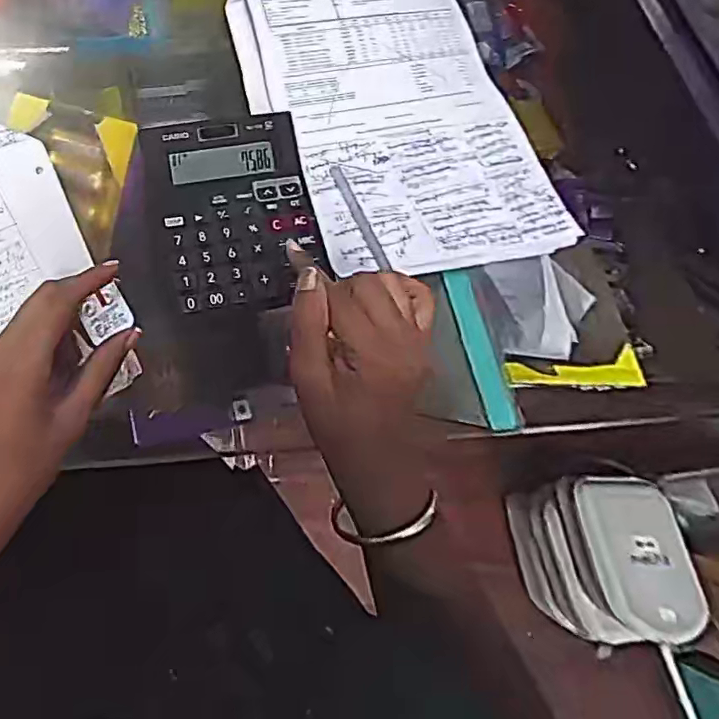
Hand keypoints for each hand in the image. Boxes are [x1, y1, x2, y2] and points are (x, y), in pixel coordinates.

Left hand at [0, 263, 138, 508]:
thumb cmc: (26, 461)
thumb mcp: (75, 414)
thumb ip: (102, 368)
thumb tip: (125, 337)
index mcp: (25, 357)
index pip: (58, 300)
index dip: (88, 280)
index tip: (112, 271)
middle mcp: (5, 347)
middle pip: (43, 297)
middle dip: (78, 290)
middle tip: (110, 298)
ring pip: (34, 310)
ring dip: (65, 310)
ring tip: (96, 331)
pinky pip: (25, 328)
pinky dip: (51, 326)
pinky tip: (72, 350)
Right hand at [286, 245, 435, 532]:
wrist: (378, 463)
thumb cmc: (337, 426)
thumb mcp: (306, 378)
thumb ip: (306, 322)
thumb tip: (308, 276)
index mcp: (371, 349)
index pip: (338, 291)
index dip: (311, 274)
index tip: (293, 255)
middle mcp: (402, 338)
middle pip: (365, 281)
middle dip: (335, 287)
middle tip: (318, 314)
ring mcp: (418, 339)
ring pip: (389, 282)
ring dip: (362, 286)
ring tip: (342, 311)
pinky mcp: (425, 343)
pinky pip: (418, 296)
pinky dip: (396, 287)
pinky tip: (376, 301)